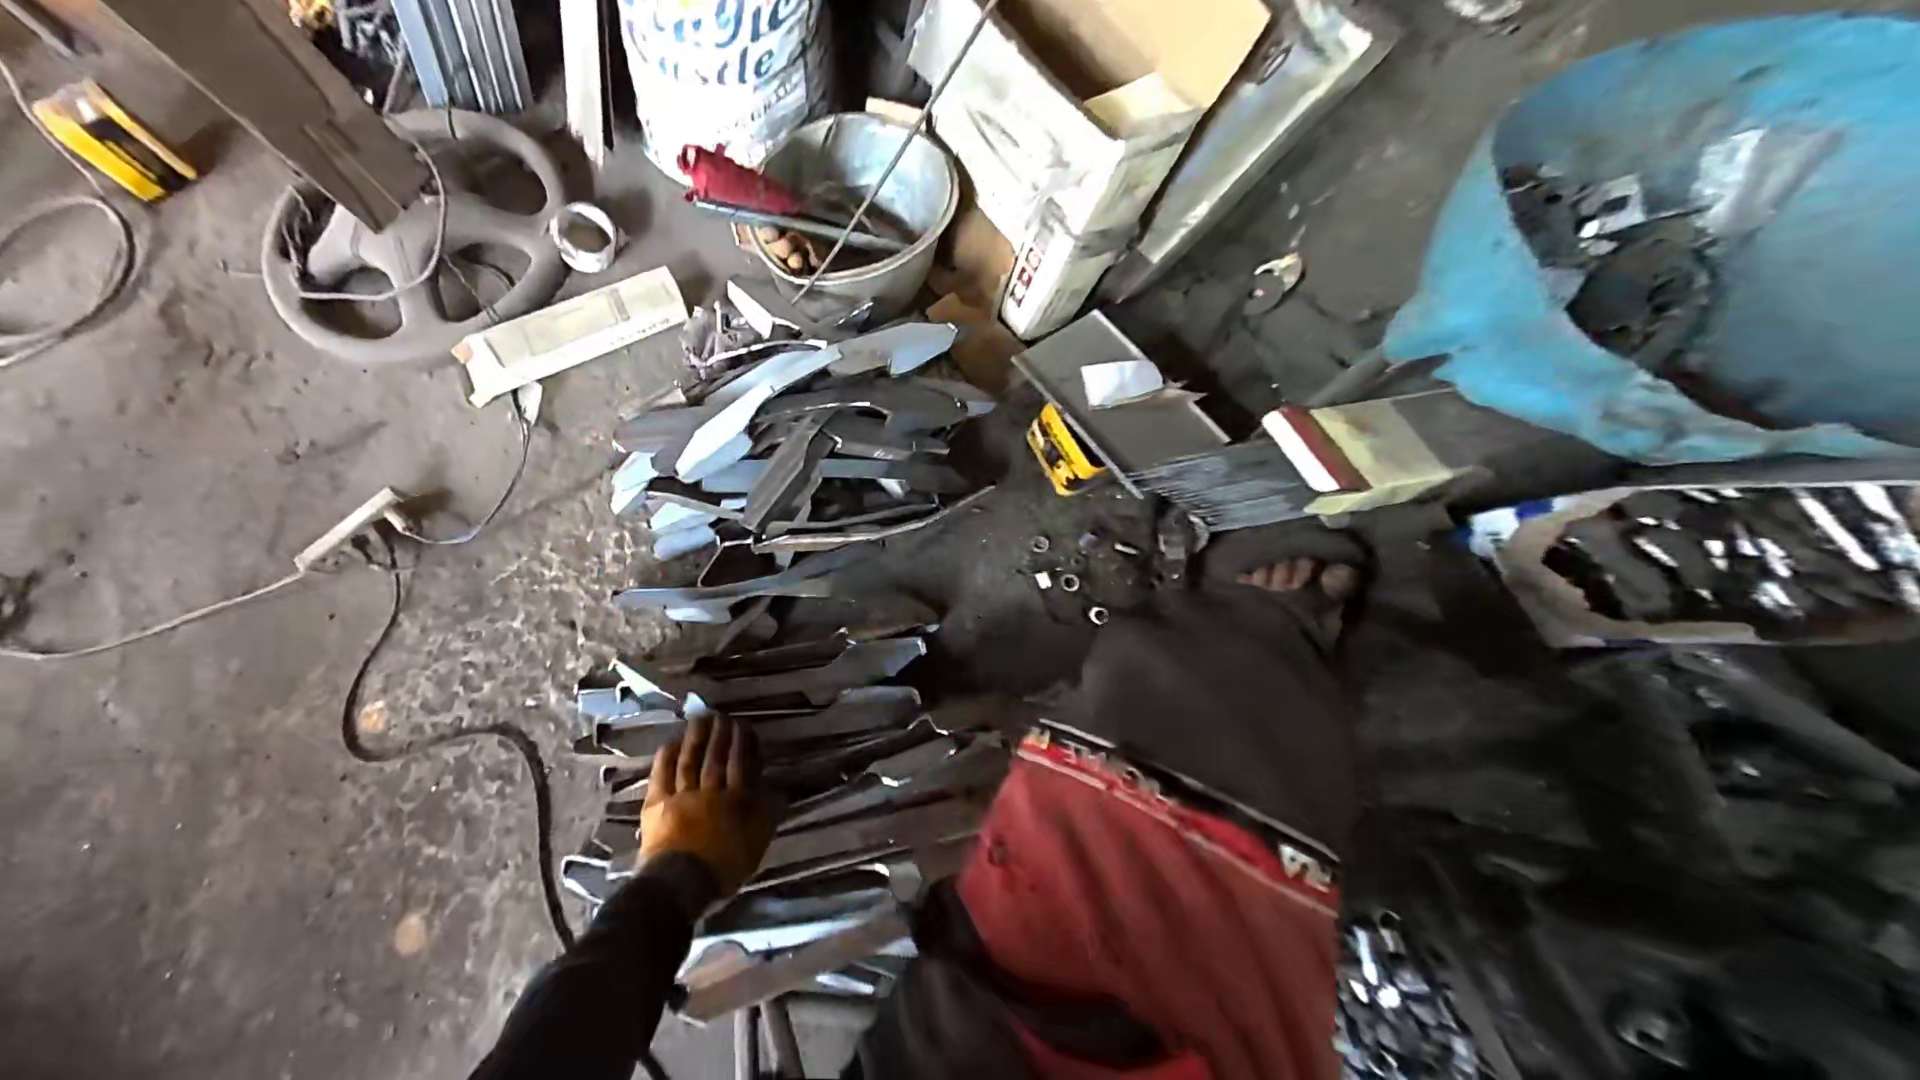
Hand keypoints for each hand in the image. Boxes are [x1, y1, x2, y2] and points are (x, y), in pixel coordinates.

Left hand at [641, 713, 778, 897]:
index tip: (745, 726)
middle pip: (716, 757)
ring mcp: (682, 795)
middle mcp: (711, 791)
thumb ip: (767, 815)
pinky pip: (662, 774)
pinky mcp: (657, 803)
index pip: (742, 763)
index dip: (743, 743)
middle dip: (720, 734)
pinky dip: (667, 756)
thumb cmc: (723, 869)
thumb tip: (778, 790)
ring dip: (696, 738)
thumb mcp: (756, 844)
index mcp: (737, 800)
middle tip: (723, 716)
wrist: (679, 885)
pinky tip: (672, 742)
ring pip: (691, 760)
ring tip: (700, 719)